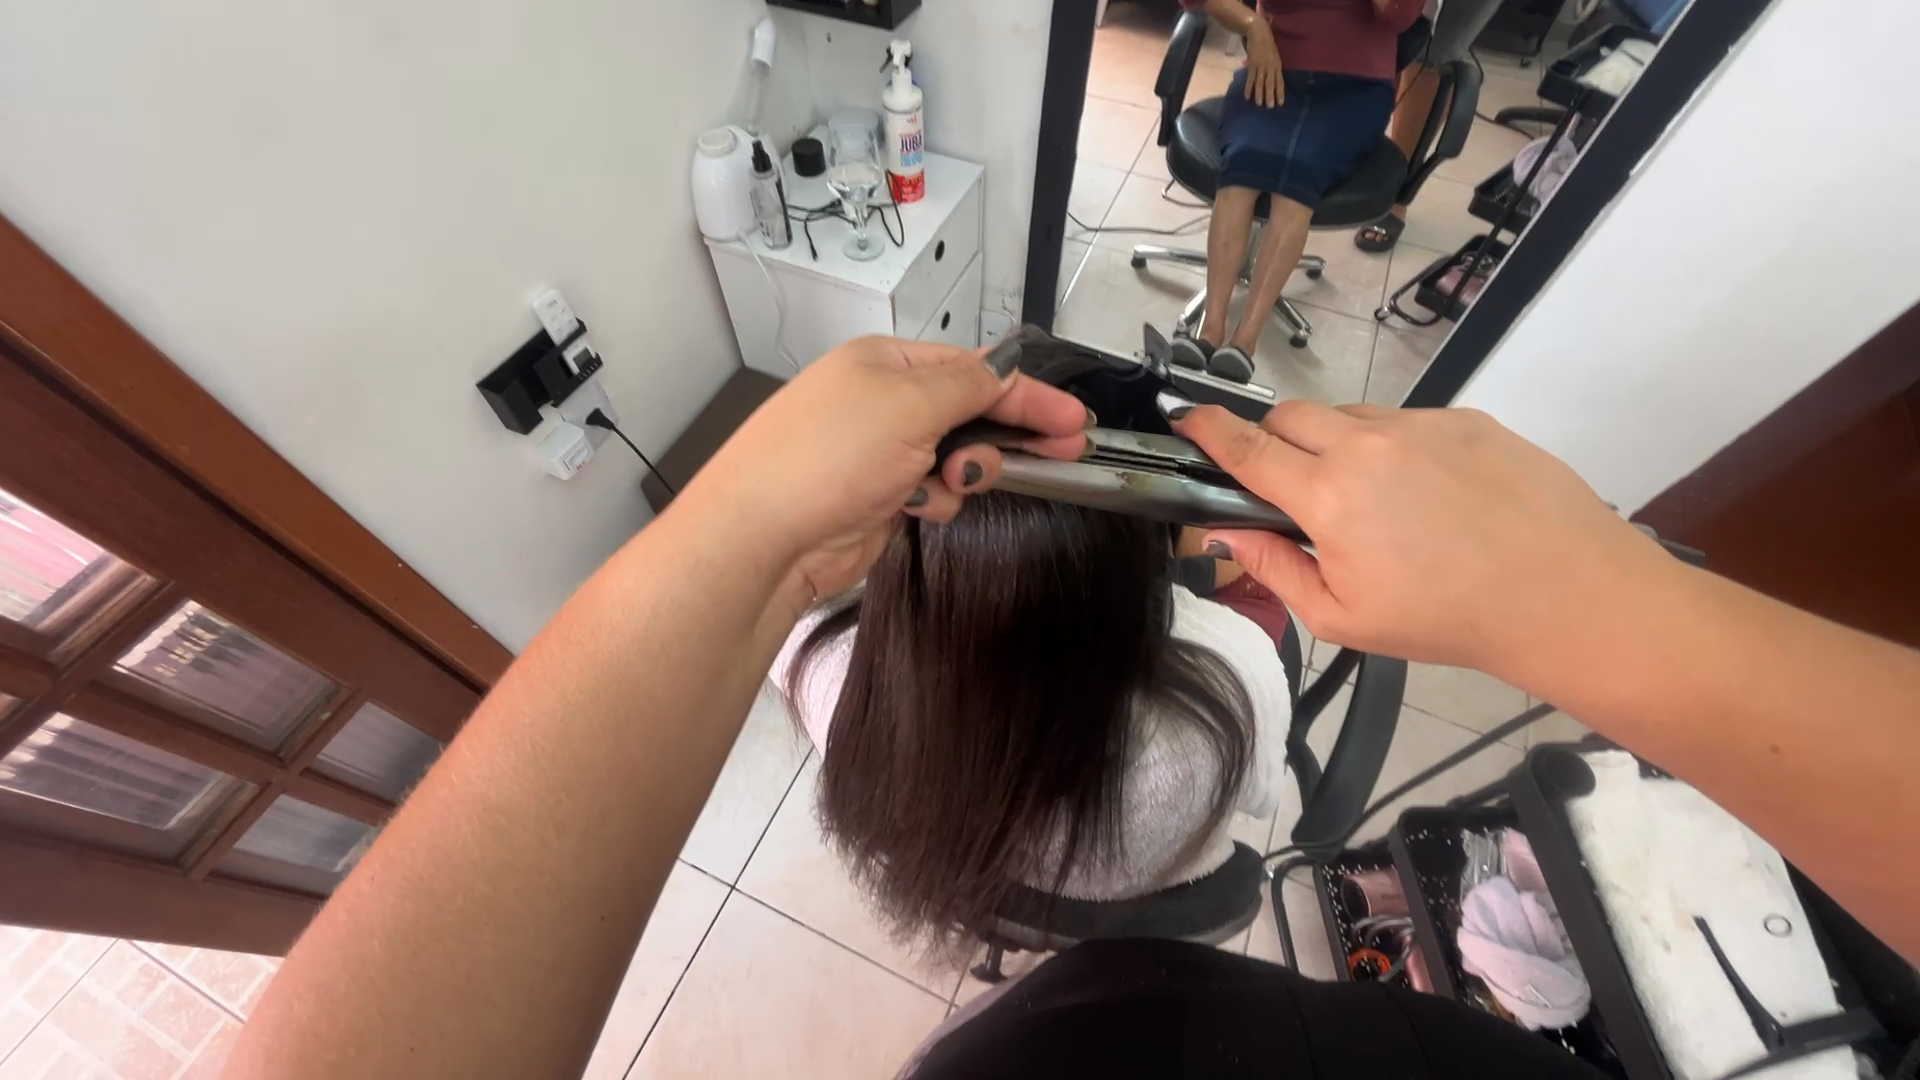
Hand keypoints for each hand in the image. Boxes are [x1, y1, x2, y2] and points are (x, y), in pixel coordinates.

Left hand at [687, 336, 1089, 605]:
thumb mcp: (908, 404)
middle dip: (1009, 434)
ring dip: (963, 472)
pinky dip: (935, 499)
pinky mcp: (884, 498)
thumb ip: (969, 385)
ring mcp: (884, 454)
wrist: (766, 537)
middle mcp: (886, 404)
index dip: (1028, 393)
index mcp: (887, 363)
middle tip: (1065, 452)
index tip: (1074, 420)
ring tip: (943, 482)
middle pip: (971, 413)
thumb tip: (1006, 366)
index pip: (975, 370)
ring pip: (959, 458)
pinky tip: (914, 506)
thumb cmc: (831, 455)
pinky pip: (937, 492)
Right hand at [1172, 401, 1666, 674]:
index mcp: (1328, 497)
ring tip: (1365, 496)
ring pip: (1345, 414)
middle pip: (1288, 414)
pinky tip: (1421, 492)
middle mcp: (1367, 445)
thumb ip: (1271, 567)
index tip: (1185, 418)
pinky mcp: (1466, 418)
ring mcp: (1421, 424)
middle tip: (1287, 483)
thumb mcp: (1338, 616)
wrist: (1570, 597)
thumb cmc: (1444, 619)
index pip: (1246, 447)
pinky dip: (1386, 446)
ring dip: (1330, 443)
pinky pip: (1400, 419)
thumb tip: (1226, 532)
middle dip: (1270, 438)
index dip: (1207, 428)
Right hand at [1243, 19, 1283, 107]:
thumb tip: (1269, 79)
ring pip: (1261, 83)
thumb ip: (1272, 67)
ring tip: (1259, 104)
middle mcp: (1270, 66)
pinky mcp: (1252, 65)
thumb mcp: (1273, 55)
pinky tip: (1247, 97)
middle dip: (1271, 95)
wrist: (1259, 32)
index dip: (1280, 92)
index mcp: (1277, 64)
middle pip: (1271, 83)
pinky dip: (1249, 88)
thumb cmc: (1266, 44)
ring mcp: (1261, 66)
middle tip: (1270, 107)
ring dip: (1260, 94)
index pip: (1280, 81)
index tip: (1281, 103)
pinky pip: (1251, 79)